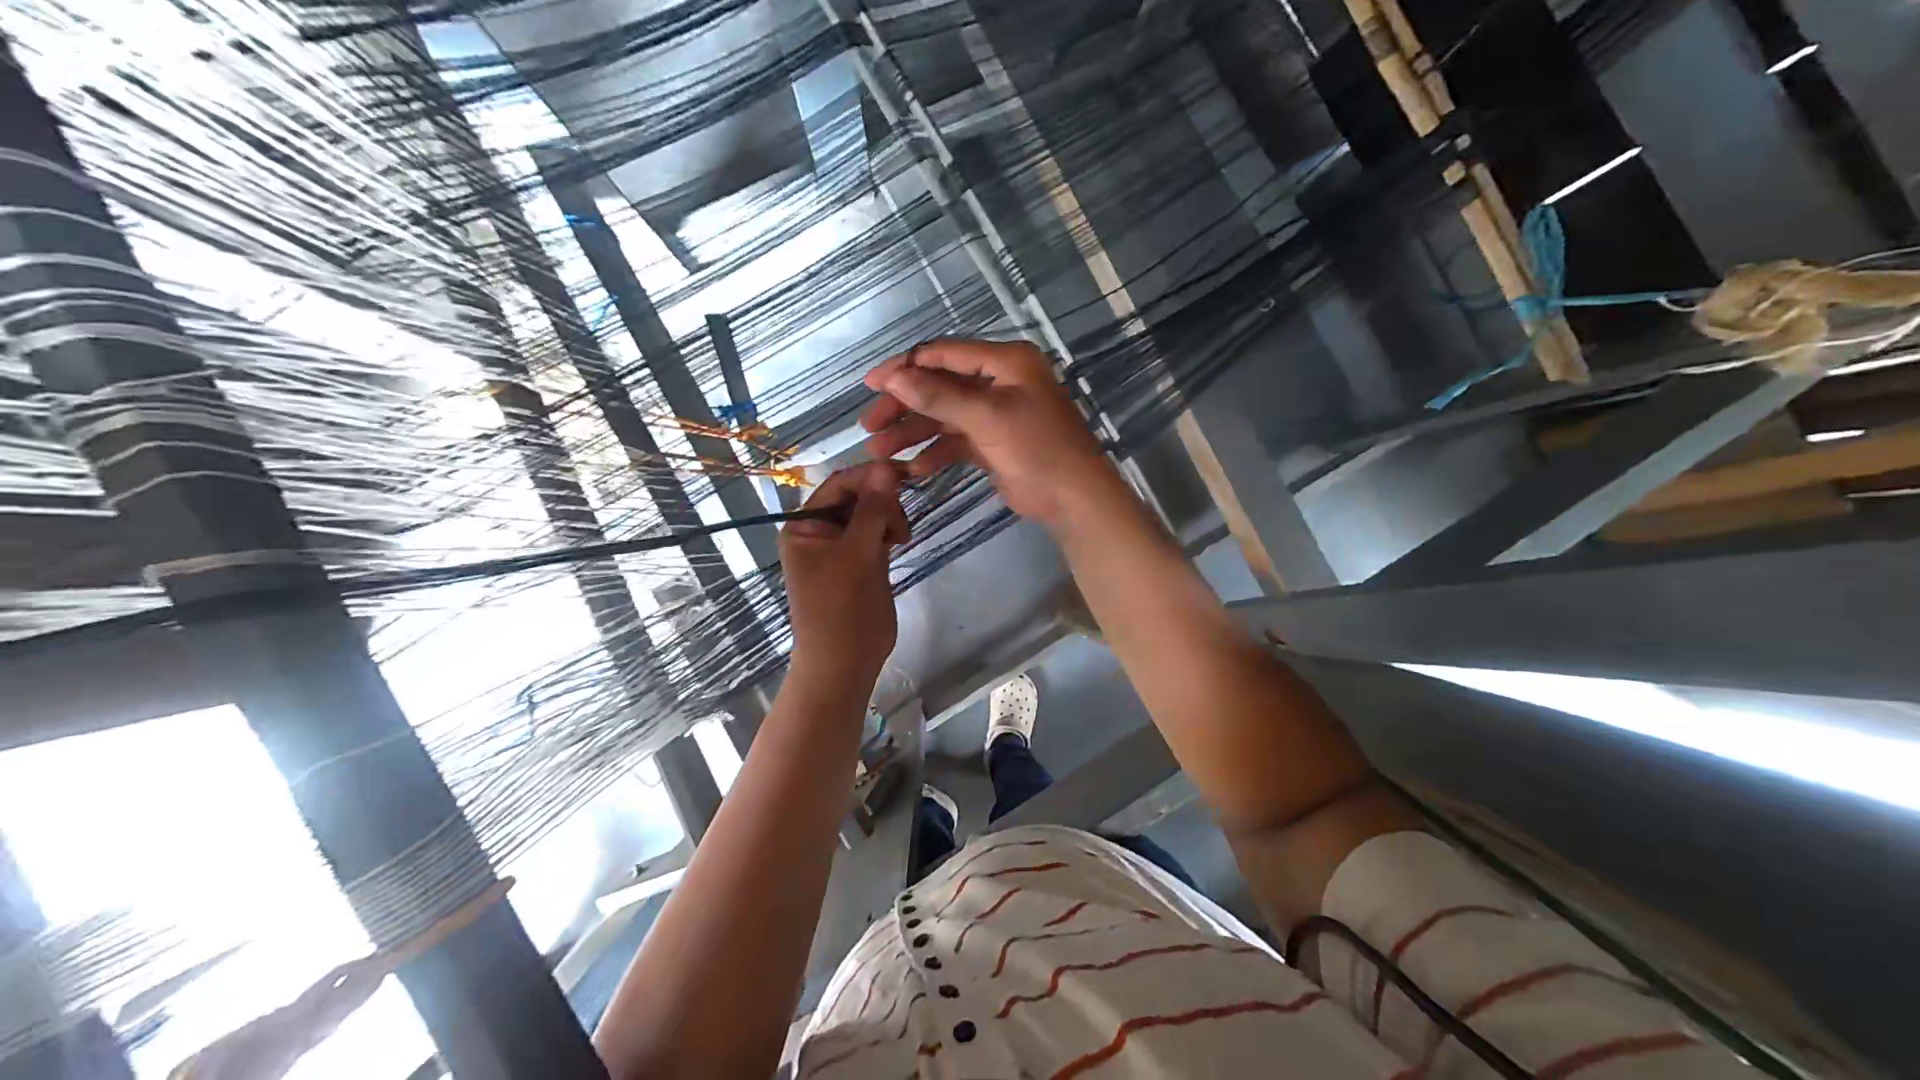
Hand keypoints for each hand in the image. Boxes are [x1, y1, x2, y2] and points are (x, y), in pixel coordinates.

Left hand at [779, 462, 909, 686]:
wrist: (845, 661)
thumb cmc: (841, 608)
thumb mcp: (856, 554)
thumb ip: (872, 510)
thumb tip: (886, 467)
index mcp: (804, 526)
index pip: (837, 485)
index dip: (868, 476)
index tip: (903, 475)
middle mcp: (820, 532)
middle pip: (855, 496)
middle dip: (880, 499)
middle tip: (900, 520)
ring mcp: (841, 547)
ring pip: (870, 513)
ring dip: (888, 516)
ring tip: (900, 537)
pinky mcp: (862, 562)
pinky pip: (877, 532)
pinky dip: (890, 531)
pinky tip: (900, 541)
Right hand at [861, 339, 1118, 527]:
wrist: (1073, 498)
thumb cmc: (1036, 448)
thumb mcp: (986, 417)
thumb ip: (938, 396)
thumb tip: (893, 378)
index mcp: (1005, 361)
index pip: (944, 355)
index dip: (905, 367)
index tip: (871, 385)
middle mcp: (999, 381)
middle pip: (940, 386)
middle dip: (904, 407)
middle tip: (870, 427)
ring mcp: (995, 413)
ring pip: (944, 416)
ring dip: (913, 433)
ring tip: (880, 453)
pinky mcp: (992, 443)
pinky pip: (955, 442)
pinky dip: (934, 453)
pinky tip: (912, 469)